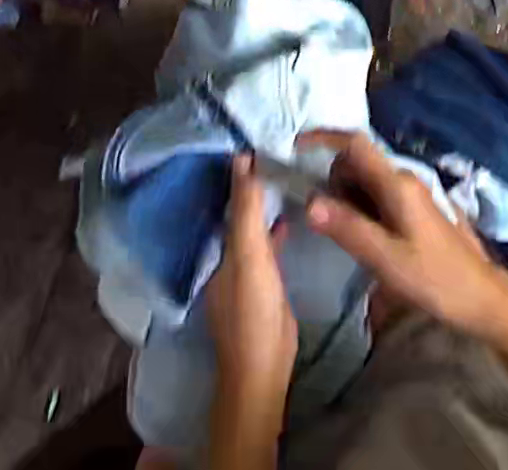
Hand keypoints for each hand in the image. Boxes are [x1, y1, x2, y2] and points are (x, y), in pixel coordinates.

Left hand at [205, 155, 296, 402]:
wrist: (262, 367)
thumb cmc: (253, 309)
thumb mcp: (249, 255)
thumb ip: (246, 210)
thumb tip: (241, 160)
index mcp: (218, 245)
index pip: (228, 198)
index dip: (239, 171)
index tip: (257, 140)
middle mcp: (226, 253)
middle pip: (238, 210)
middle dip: (252, 184)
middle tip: (276, 151)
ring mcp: (244, 269)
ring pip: (253, 226)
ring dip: (265, 205)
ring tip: (286, 176)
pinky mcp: (262, 283)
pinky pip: (266, 244)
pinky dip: (275, 228)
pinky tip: (290, 217)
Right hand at [300, 131, 507, 342]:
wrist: (482, 297)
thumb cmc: (436, 279)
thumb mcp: (387, 259)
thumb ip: (348, 228)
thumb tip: (309, 202)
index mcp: (396, 183)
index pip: (355, 143)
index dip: (323, 138)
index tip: (295, 147)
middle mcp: (402, 178)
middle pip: (355, 161)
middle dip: (332, 180)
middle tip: (326, 220)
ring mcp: (409, 192)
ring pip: (364, 179)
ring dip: (345, 196)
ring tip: (345, 235)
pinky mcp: (413, 207)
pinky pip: (376, 194)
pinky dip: (359, 207)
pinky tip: (363, 238)